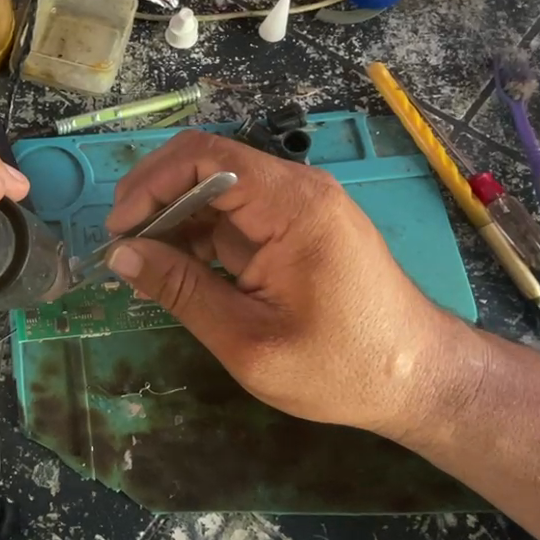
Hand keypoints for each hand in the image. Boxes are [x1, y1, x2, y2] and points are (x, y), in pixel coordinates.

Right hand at [103, 131, 476, 436]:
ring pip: (212, 187)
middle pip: (204, 163)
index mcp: (292, 206)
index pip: (203, 158)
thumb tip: (120, 255)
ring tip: (140, 261)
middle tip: (121, 243)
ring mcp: (296, 205)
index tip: (119, 230)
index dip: (149, 184)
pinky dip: (194, 233)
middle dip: (152, 196)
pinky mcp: (293, 226)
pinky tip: (173, 266)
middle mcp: (295, 189)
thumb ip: (181, 291)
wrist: (421, 381)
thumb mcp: (248, 340)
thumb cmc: (342, 367)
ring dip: (170, 216)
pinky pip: (230, 212)